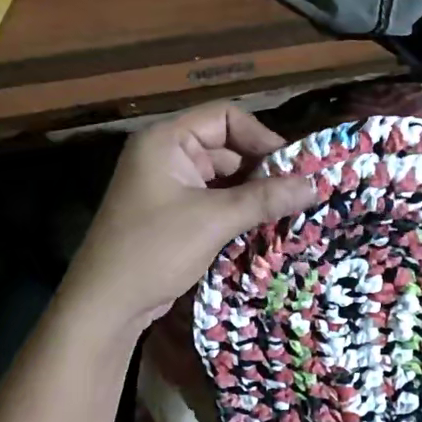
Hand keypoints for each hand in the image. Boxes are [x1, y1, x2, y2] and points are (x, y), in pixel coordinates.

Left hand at [62, 103, 318, 329]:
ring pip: (223, 178)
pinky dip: (238, 210)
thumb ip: (264, 199)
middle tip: (299, 192)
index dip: (261, 137)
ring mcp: (168, 186)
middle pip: (226, 147)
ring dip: (253, 193)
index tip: (293, 166)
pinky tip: (265, 226)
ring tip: (289, 210)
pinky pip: (213, 201)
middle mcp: (166, 155)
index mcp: (166, 140)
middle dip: (262, 169)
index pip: (224, 117)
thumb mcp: (213, 220)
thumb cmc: (155, 249)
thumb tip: (315, 185)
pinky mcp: (173, 215)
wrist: (106, 304)